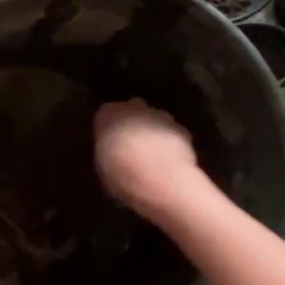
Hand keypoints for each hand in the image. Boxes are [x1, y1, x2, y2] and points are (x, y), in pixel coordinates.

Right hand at [93, 99, 216, 219]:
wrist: (158, 176)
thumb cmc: (118, 171)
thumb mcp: (102, 165)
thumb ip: (108, 152)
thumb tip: (113, 155)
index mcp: (108, 113)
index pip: (106, 114)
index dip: (109, 129)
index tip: (109, 144)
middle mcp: (134, 107)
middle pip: (133, 110)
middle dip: (133, 123)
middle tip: (131, 146)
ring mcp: (161, 116)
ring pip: (156, 119)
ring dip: (153, 132)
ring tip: (152, 155)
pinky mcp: (182, 129)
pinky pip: (173, 133)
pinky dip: (171, 143)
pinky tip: (169, 160)